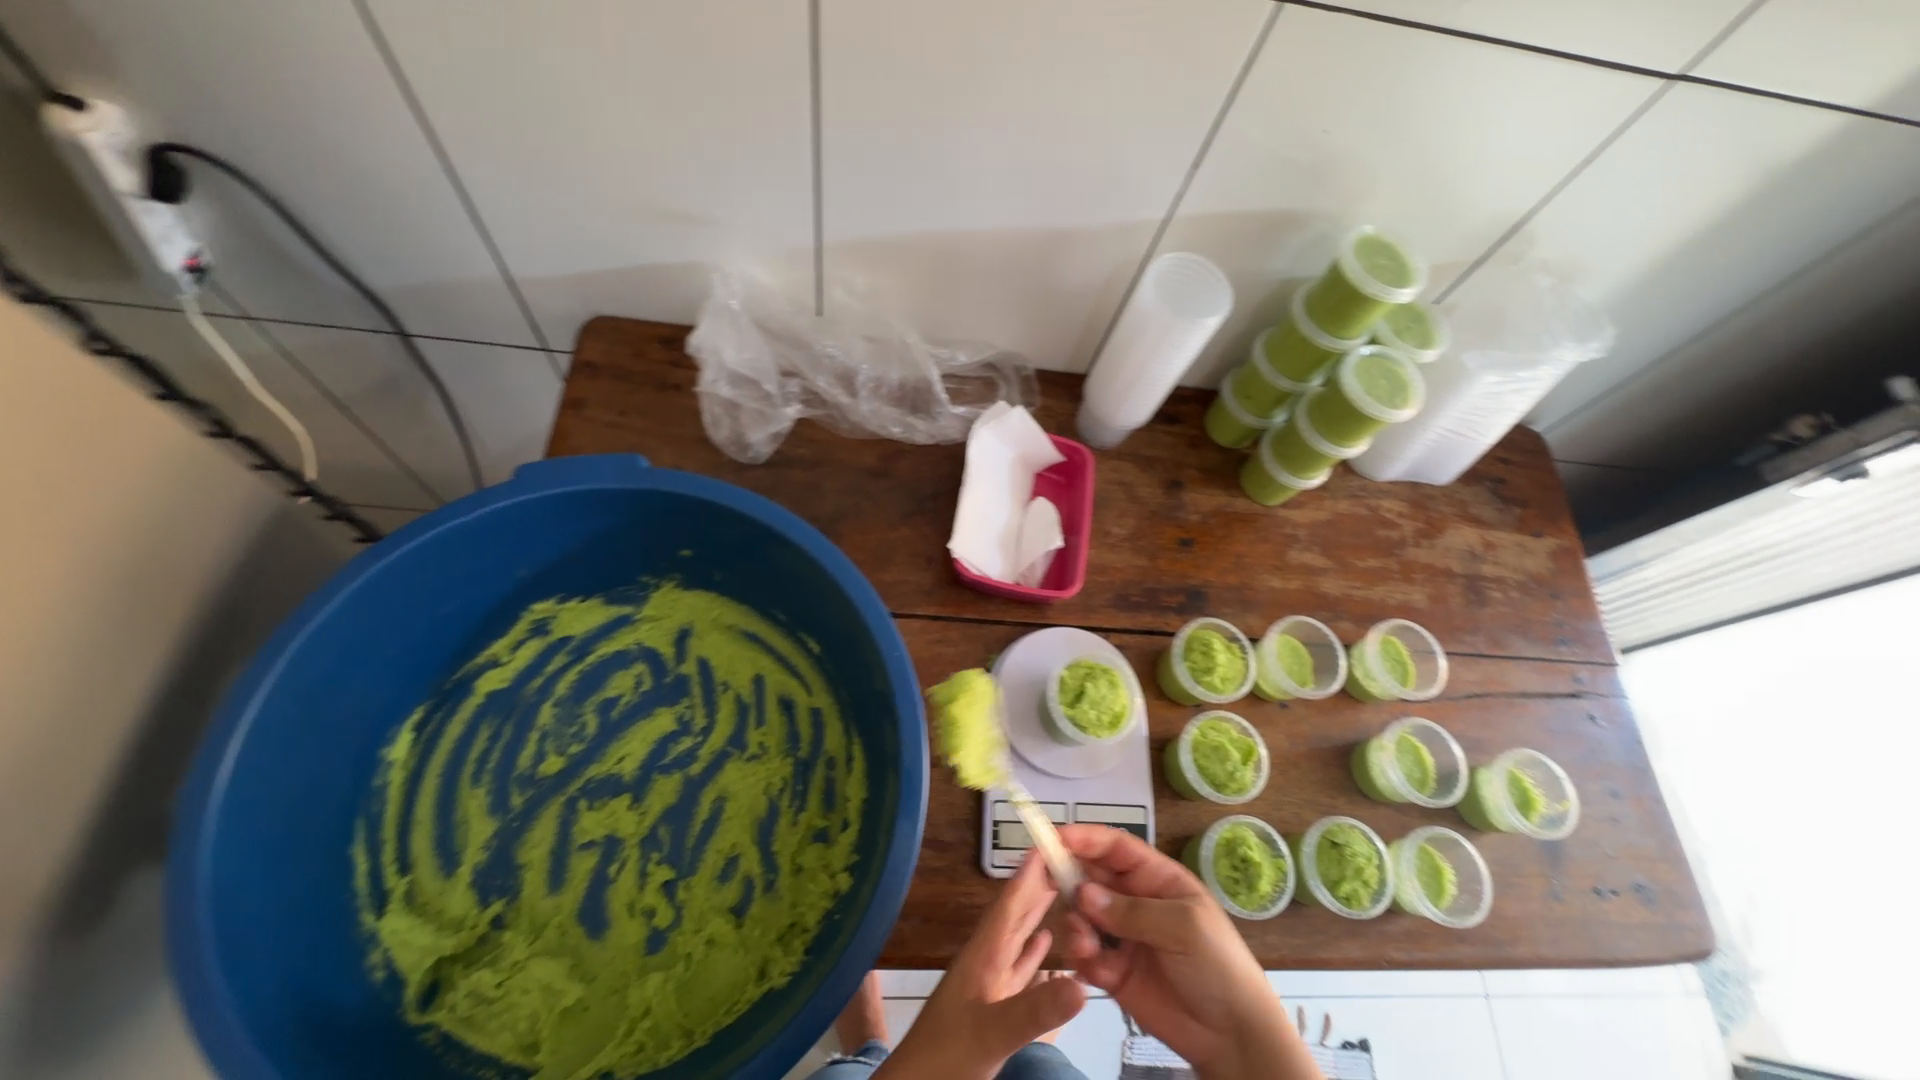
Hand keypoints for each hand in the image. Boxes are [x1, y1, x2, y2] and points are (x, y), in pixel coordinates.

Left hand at [875, 854, 1085, 1079]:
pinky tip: (1045, 944)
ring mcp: (986, 984)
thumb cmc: (947, 1056)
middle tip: (1066, 860)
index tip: (1047, 843)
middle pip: (1013, 915)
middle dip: (1037, 887)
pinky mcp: (991, 1006)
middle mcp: (985, 962)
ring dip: (1036, 914)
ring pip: (1016, 938)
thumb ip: (1035, 1010)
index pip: (1008, 906)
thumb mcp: (993, 1033)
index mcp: (983, 957)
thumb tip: (1083, 984)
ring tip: (1060, 890)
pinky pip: (1017, 968)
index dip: (1027, 875)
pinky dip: (1033, 952)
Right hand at [1057, 825, 1319, 1079]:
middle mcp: (1134, 901)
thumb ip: (1131, 910)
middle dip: (1068, 880)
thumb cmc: (1218, 966)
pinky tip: (1091, 965)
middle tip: (1049, 887)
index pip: (1114, 848)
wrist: (1231, 1035)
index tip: (1051, 838)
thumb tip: (1083, 893)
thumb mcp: (1184, 927)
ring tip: (1084, 943)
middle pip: (1089, 877)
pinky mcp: (1112, 971)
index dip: (1083, 838)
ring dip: (1074, 923)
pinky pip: (1084, 953)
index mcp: (1156, 878)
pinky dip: (1080, 955)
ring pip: (1080, 915)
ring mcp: (1122, 936)